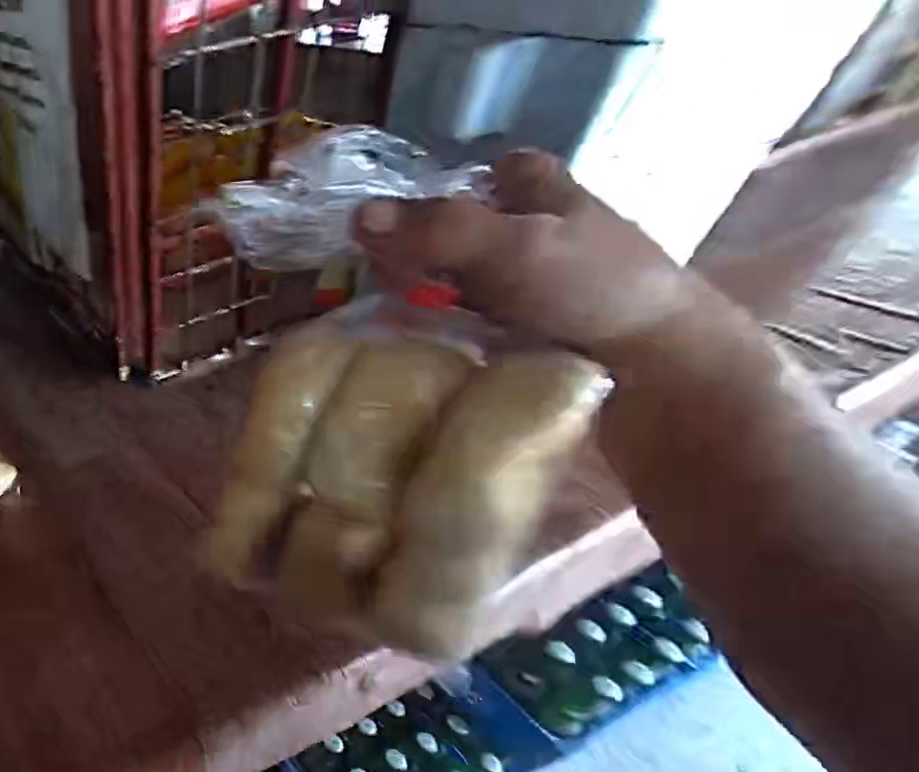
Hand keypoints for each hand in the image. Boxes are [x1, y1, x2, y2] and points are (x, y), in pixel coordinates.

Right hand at [352, 151, 727, 363]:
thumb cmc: (591, 287)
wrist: (649, 364)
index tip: (408, 211)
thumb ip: (440, 229)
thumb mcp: (513, 246)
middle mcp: (538, 235)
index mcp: (547, 196)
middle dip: (422, 247)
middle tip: (373, 273)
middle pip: (467, 229)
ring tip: (377, 316)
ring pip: (460, 279)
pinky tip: (410, 342)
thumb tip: (357, 215)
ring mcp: (529, 287)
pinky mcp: (520, 332)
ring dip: (422, 294)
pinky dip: (436, 328)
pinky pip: (463, 321)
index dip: (457, 184)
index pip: (501, 172)